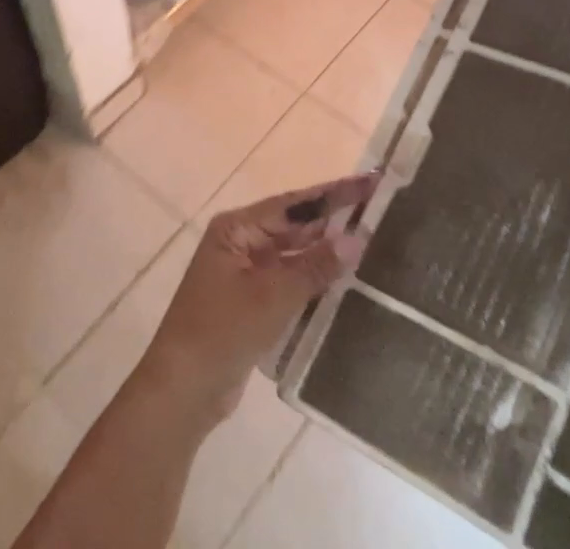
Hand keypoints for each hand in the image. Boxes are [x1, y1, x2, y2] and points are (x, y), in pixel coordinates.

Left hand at [136, 174, 375, 423]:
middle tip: (383, 209)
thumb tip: (357, 238)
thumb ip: (315, 266)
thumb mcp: (273, 295)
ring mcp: (245, 274)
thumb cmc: (223, 330)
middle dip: (335, 220)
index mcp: (236, 229)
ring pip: (295, 255)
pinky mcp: (253, 303)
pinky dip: (316, 279)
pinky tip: (350, 280)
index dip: (334, 193)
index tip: (372, 182)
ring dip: (328, 251)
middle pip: (294, 225)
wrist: (186, 387)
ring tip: (377, 240)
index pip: (293, 204)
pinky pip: (291, 281)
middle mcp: (240, 244)